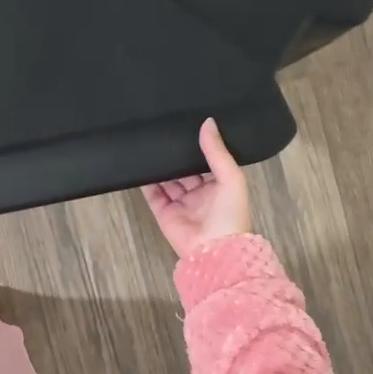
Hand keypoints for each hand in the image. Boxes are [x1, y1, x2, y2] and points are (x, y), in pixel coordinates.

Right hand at [142, 118, 252, 256]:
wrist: (214, 250)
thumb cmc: (230, 214)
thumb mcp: (231, 177)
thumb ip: (217, 151)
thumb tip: (208, 122)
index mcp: (219, 185)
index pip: (207, 161)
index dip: (199, 146)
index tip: (188, 125)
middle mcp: (199, 193)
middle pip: (184, 169)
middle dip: (177, 155)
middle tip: (165, 131)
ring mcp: (180, 203)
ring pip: (168, 179)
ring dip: (161, 165)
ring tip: (151, 143)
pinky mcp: (164, 212)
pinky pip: (153, 193)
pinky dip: (146, 181)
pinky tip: (141, 164)